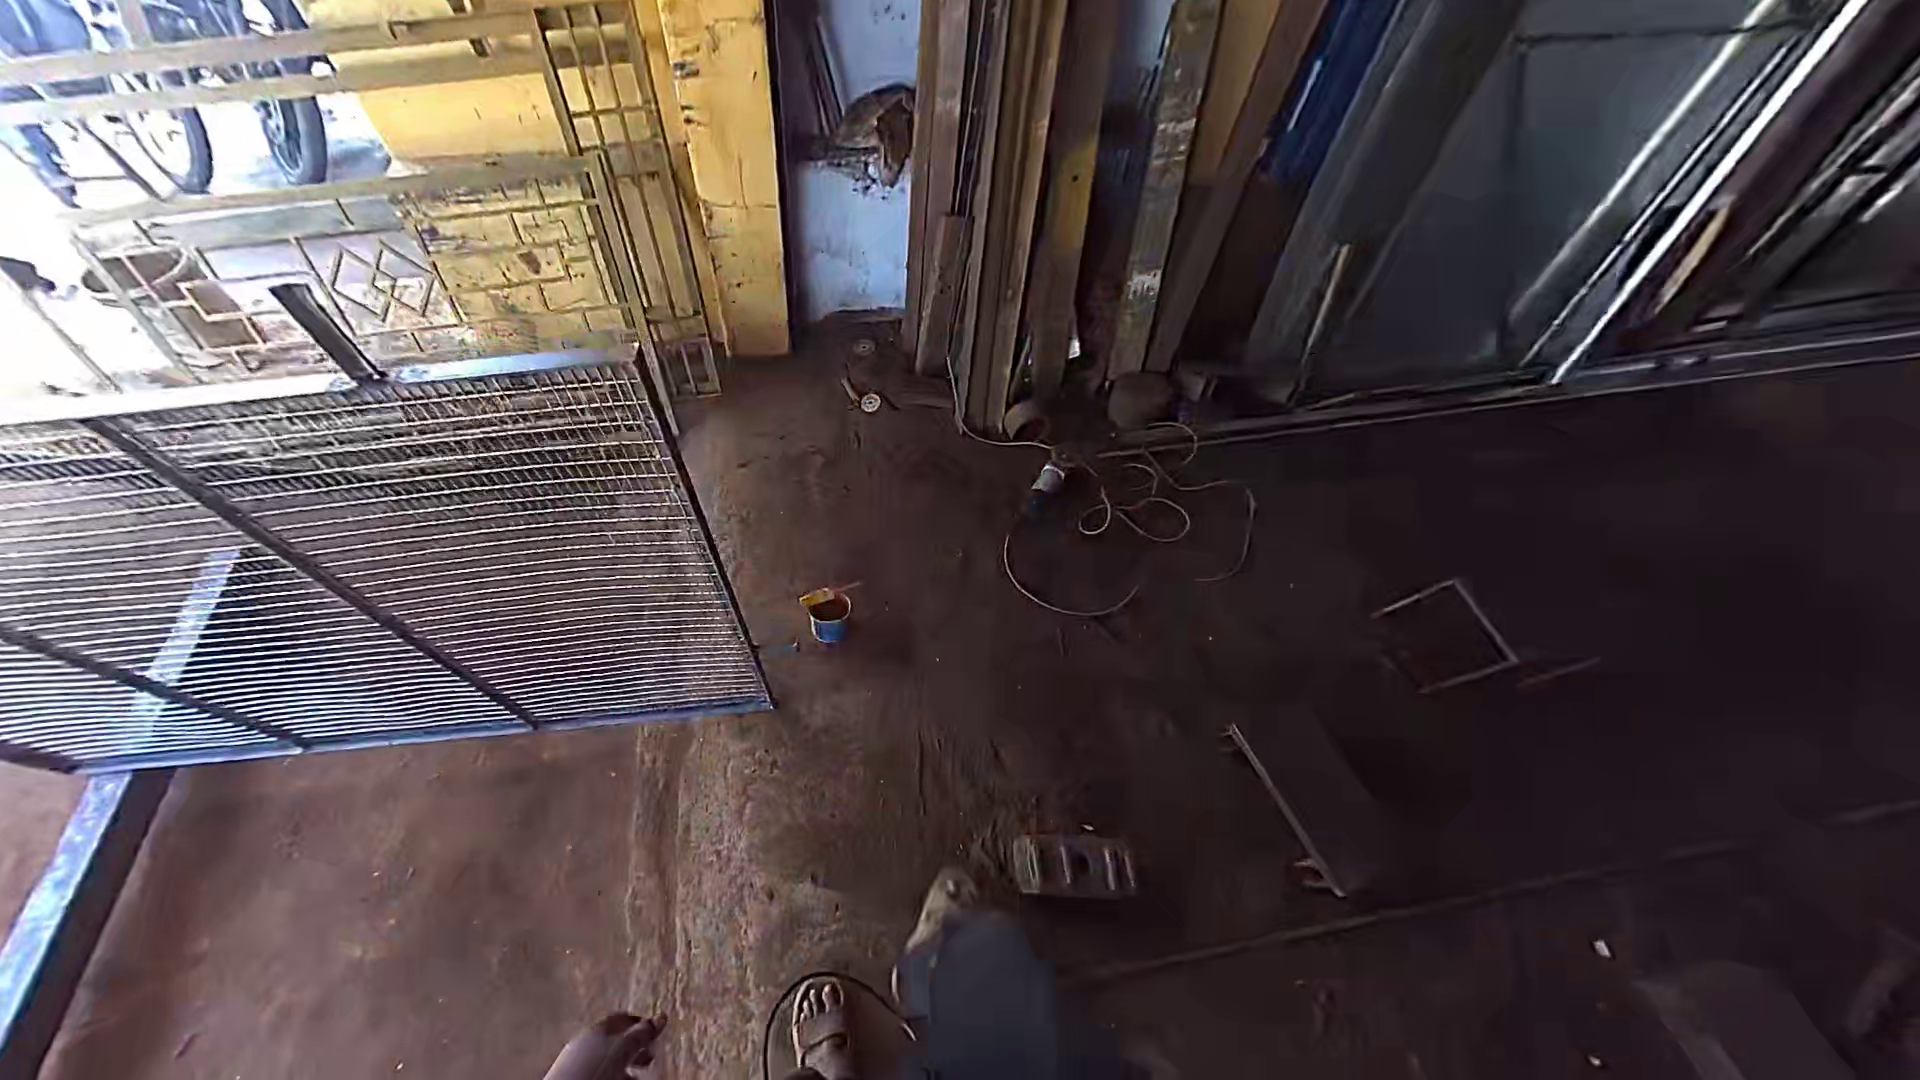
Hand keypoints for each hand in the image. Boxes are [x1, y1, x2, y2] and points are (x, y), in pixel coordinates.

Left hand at [542, 1013, 666, 1079]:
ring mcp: (577, 1065)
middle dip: (635, 1046)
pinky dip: (616, 1075)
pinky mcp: (575, 1079)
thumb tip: (661, 1018)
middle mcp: (584, 1043)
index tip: (655, 1029)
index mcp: (595, 1028)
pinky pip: (601, 1073)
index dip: (641, 1022)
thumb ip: (642, 1033)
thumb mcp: (624, 1048)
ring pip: (609, 1060)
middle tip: (650, 1053)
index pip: (623, 1018)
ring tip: (640, 1075)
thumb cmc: (592, 1071)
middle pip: (616, 1040)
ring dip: (627, 1065)